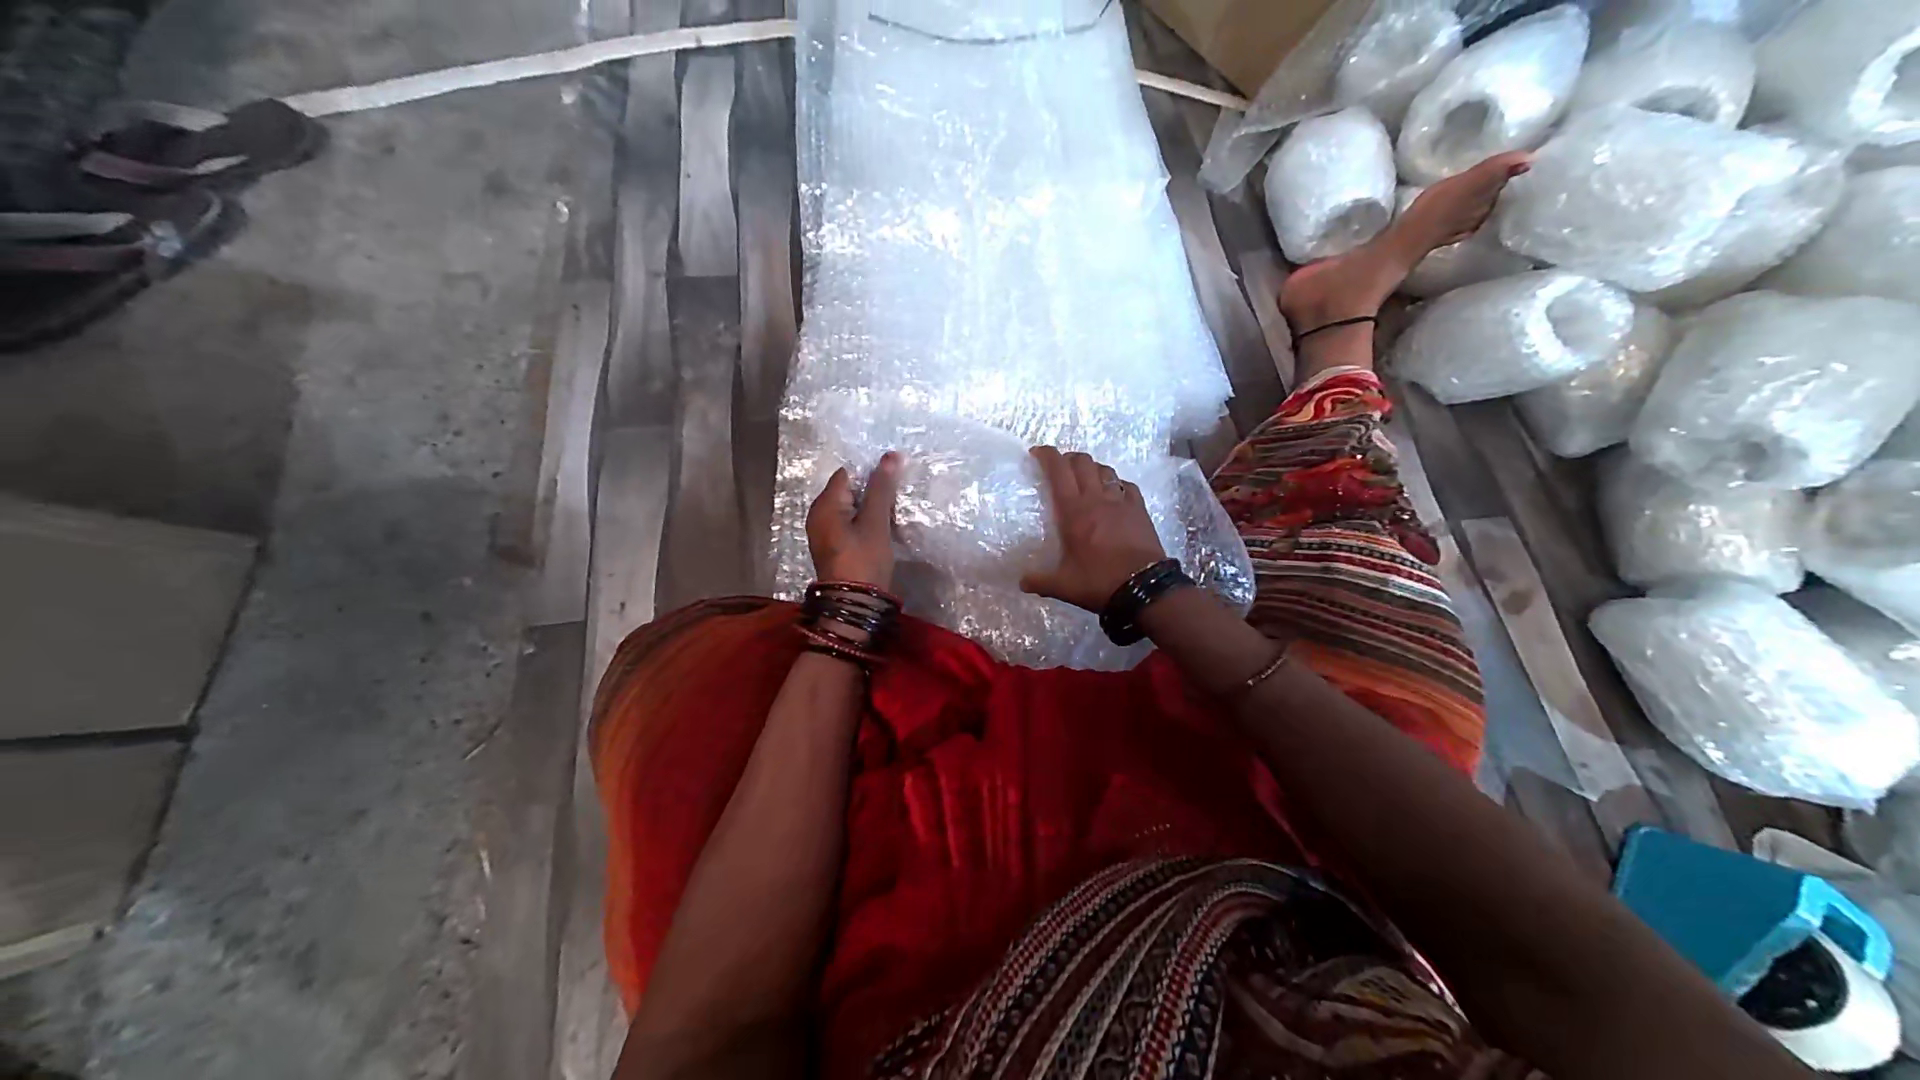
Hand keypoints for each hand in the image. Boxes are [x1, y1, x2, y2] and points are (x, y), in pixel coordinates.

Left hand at [807, 452, 902, 589]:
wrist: (853, 604)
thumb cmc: (864, 560)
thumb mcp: (876, 522)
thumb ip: (881, 488)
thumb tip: (890, 455)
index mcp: (825, 504)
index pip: (847, 473)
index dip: (870, 473)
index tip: (893, 482)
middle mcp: (817, 514)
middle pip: (847, 489)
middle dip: (870, 490)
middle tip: (894, 499)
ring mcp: (822, 531)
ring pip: (848, 507)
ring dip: (868, 508)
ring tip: (890, 514)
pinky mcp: (831, 545)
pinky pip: (847, 523)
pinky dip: (862, 522)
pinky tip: (878, 530)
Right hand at [1020, 446, 1166, 613]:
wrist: (1144, 588)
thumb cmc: (1100, 581)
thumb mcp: (1064, 586)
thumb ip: (1040, 581)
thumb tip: (1022, 582)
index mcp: (1074, 511)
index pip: (1058, 471)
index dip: (1047, 455)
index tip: (1037, 452)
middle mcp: (1097, 499)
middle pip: (1083, 462)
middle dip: (1068, 458)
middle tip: (1060, 468)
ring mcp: (1121, 502)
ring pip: (1105, 470)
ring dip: (1091, 468)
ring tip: (1084, 478)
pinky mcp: (1140, 510)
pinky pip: (1127, 486)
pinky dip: (1116, 483)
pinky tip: (1114, 492)